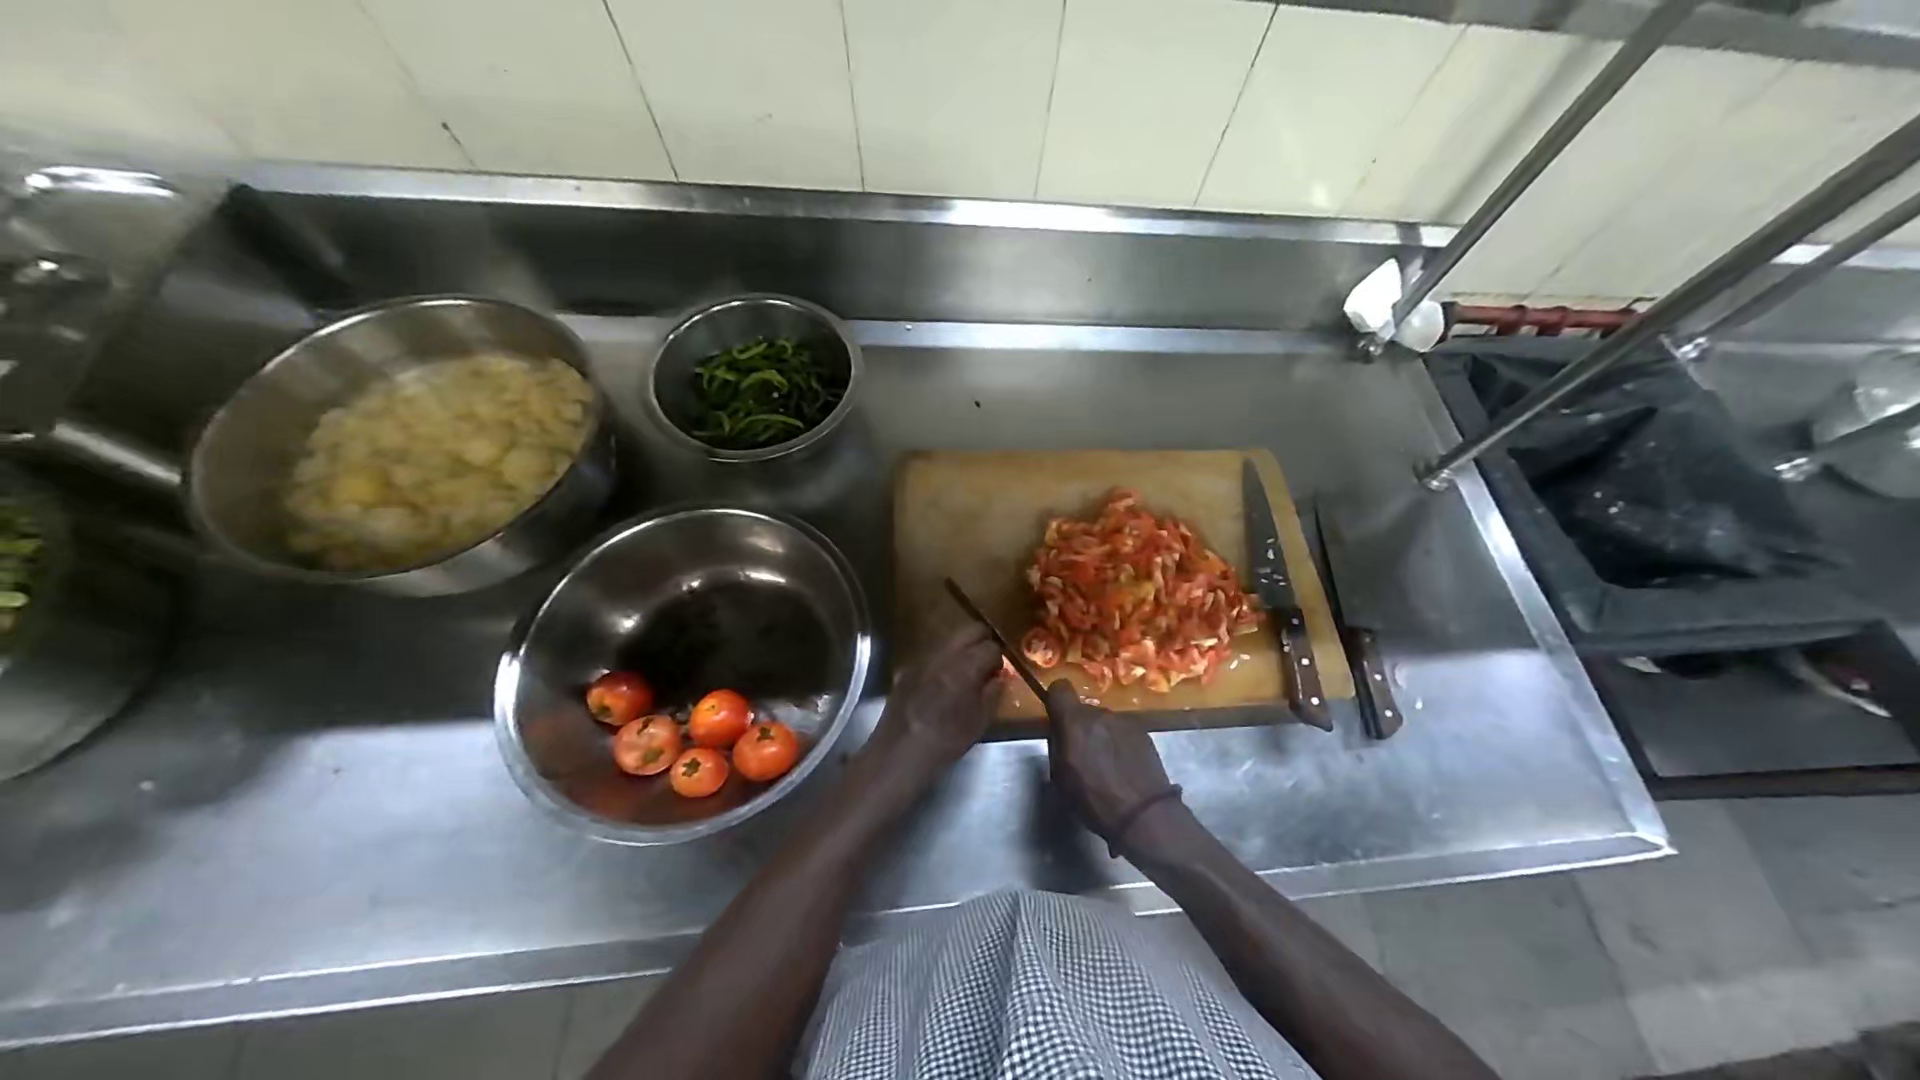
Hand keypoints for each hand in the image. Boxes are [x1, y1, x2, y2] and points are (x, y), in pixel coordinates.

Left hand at [869, 622, 1003, 775]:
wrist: (900, 751)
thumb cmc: (945, 740)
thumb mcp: (979, 722)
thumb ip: (993, 693)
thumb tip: (999, 677)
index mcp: (965, 667)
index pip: (991, 647)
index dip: (999, 659)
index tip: (998, 674)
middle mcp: (944, 654)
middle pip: (970, 630)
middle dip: (982, 642)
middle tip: (986, 663)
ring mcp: (923, 658)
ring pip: (949, 639)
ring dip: (962, 649)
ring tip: (964, 673)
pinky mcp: (908, 667)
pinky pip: (932, 653)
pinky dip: (943, 660)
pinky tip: (941, 683)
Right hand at [1044, 680, 1179, 850]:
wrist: (1143, 814)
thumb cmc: (1093, 799)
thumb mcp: (1060, 777)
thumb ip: (1058, 746)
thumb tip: (1060, 734)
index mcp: (1074, 721)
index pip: (1060, 688)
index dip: (1056, 700)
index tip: (1057, 718)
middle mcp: (1100, 714)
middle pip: (1084, 710)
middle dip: (1080, 727)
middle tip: (1081, 753)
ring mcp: (1125, 722)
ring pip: (1104, 722)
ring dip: (1101, 736)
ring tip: (1105, 765)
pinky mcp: (1144, 734)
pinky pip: (1123, 732)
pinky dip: (1119, 744)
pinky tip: (1123, 768)